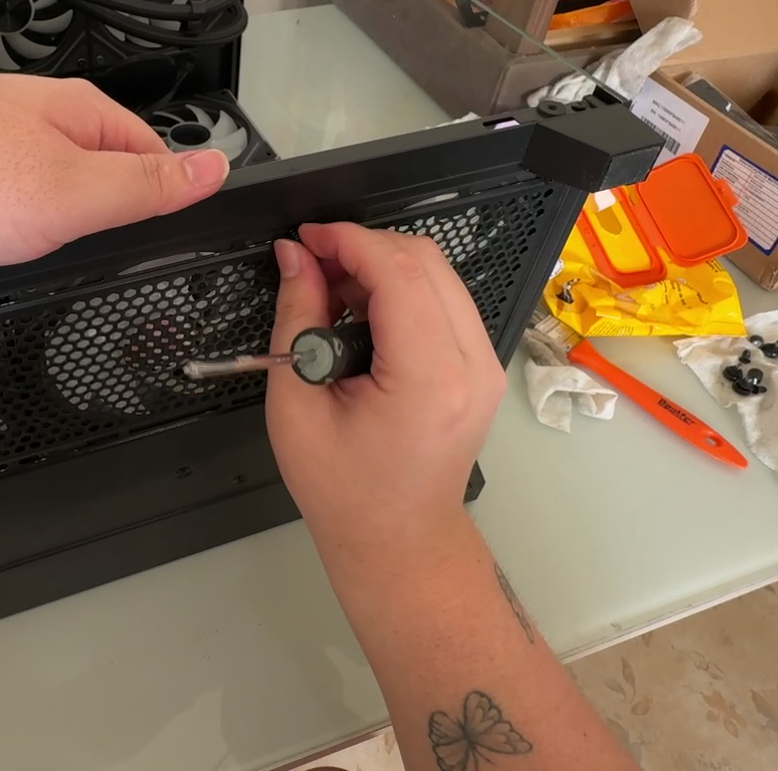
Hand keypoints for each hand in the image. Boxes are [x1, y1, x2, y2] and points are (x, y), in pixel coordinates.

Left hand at [0, 74, 228, 268]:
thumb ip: (149, 185)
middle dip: (93, 204)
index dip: (156, 191)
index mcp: (75, 108)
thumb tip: (214, 167)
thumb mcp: (77, 195)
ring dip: (43, 207)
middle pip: (93, 157)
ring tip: (24, 238)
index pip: (148, 146)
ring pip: (40, 170)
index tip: (149, 227)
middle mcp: (29, 104)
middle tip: (77, 242)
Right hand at [266, 224, 505, 558]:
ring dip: (380, 264)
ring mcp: (484, 363)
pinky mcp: (480, 364)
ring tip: (331, 291)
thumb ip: (297, 318)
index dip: (348, 240)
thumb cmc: (343, 489)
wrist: (399, 539)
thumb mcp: (297, 403)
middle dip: (362, 246)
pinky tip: (361, 310)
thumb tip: (293, 256)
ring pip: (437, 272)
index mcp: (429, 380)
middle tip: (312, 263)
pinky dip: (399, 286)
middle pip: (425, 260)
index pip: (399, 272)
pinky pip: (443, 297)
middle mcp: (472, 364)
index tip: (305, 239)